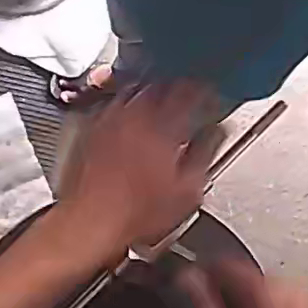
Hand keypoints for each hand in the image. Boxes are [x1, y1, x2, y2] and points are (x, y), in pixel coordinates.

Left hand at [51, 82, 215, 259]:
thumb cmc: (136, 213)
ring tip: (162, 101)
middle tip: (189, 94)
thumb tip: (216, 133)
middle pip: (161, 85)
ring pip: (135, 90)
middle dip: (178, 87)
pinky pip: (112, 104)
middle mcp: (135, 116)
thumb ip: (204, 154)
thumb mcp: (187, 190)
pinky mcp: (91, 129)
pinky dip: (126, 104)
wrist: (91, 221)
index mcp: (163, 125)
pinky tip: (131, 116)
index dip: (204, 90)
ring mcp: (110, 120)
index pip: (190, 92)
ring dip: (152, 92)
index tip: (211, 94)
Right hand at [179, 262, 307, 307]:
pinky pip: (266, 296)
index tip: (188, 280)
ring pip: (252, 285)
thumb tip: (188, 280)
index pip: (228, 264)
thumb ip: (202, 307)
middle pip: (241, 274)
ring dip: (234, 300)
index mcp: (271, 296)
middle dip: (219, 289)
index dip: (202, 271)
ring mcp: (298, 301)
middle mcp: (290, 293)